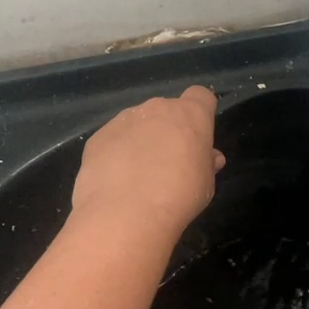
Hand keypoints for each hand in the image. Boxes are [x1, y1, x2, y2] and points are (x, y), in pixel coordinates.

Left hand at [72, 86, 223, 234]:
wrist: (126, 213)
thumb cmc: (179, 196)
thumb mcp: (206, 183)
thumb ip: (206, 163)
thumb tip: (209, 157)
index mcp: (190, 115)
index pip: (201, 96)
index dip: (201, 112)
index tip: (199, 135)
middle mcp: (157, 108)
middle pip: (167, 110)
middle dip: (169, 129)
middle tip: (170, 162)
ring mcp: (124, 120)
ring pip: (138, 123)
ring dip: (142, 140)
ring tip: (139, 174)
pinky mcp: (99, 136)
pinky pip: (114, 139)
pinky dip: (117, 153)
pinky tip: (118, 179)